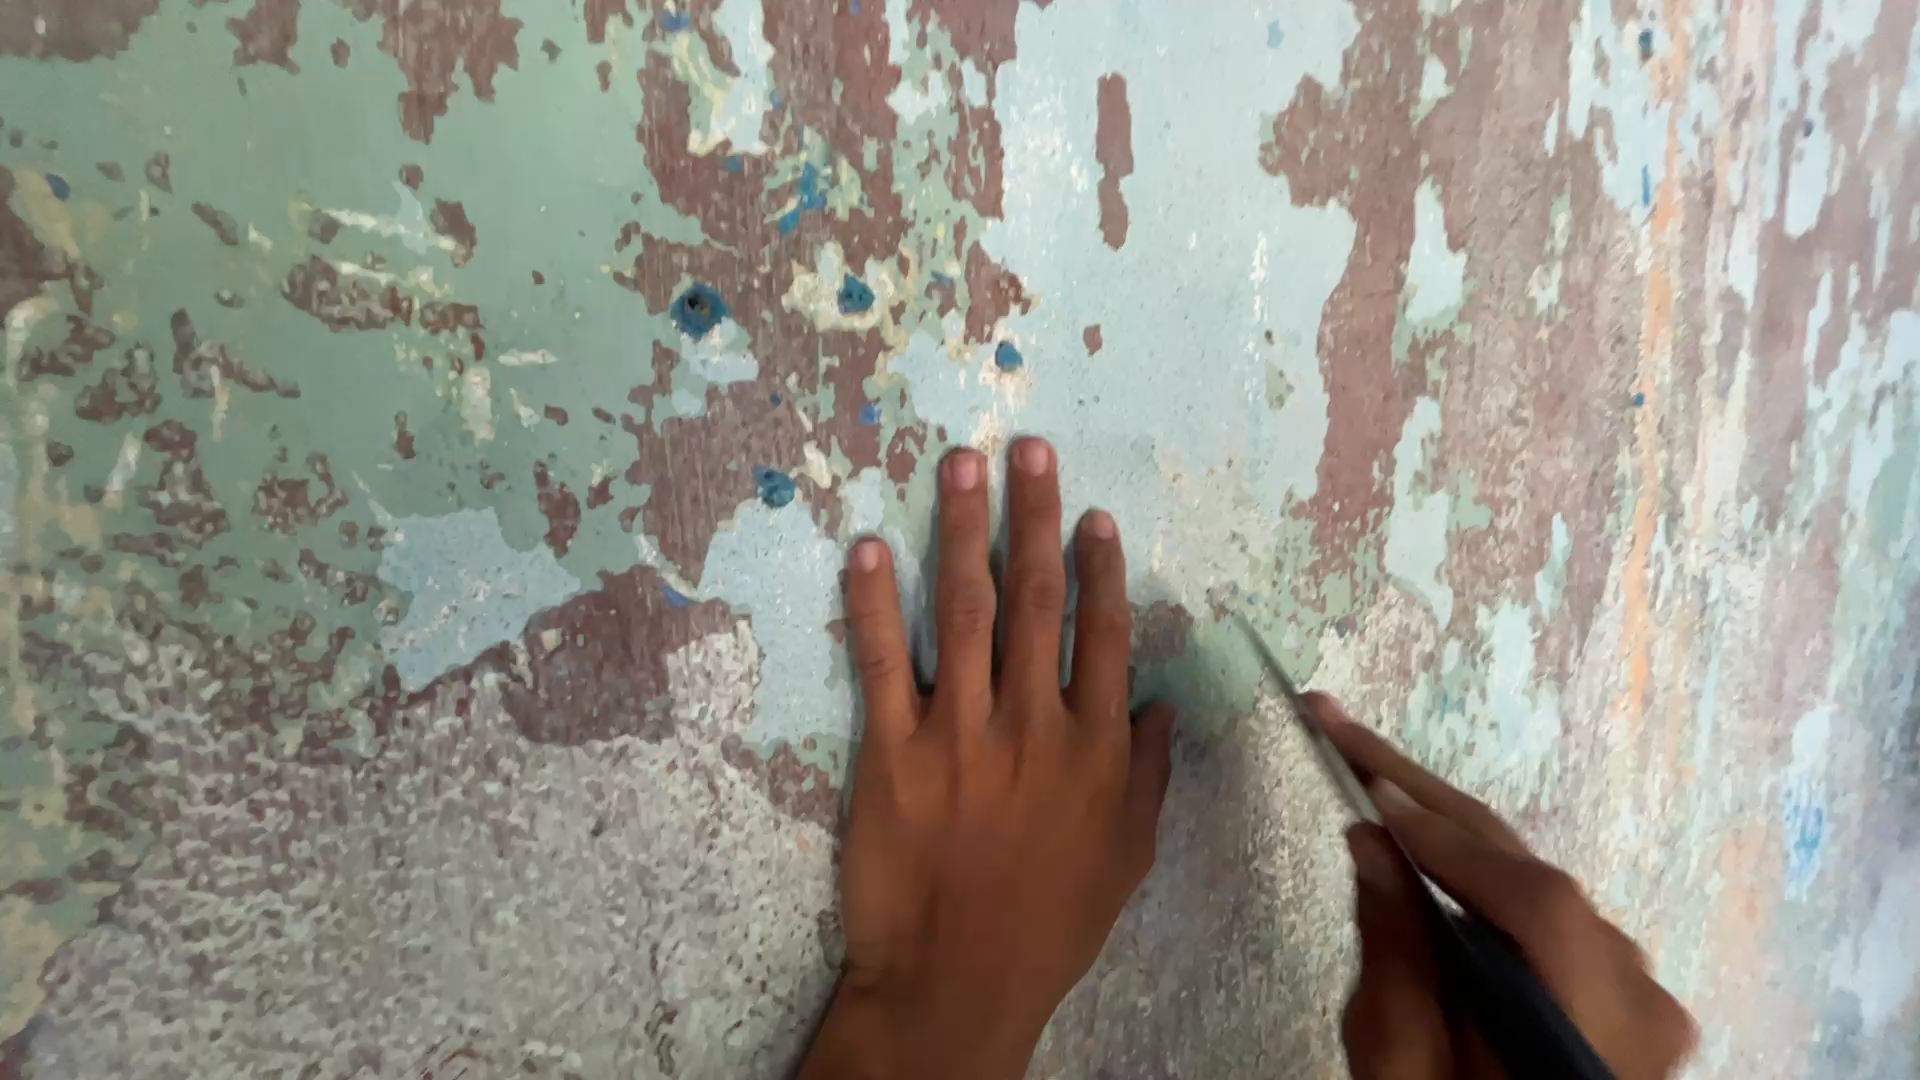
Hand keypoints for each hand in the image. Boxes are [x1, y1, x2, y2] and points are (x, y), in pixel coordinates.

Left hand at [796, 439, 1174, 1079]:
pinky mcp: (891, 753)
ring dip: (964, 531)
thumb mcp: (1126, 857)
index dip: (1100, 568)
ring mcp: (956, 733)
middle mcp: (1029, 724)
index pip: (1101, 634)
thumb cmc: (1049, 921)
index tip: (1093, 515)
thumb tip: (1159, 703)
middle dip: (1034, 517)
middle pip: (1037, 599)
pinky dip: (874, 604)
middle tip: (1028, 451)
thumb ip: (1147, 775)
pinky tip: (868, 549)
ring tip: (961, 467)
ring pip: (965, 612)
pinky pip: (882, 665)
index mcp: (1090, 748)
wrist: (957, 983)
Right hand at [1309, 693, 1695, 1079]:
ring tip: (1362, 767)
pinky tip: (1411, 833)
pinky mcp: (1608, 973)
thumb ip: (1393, 953)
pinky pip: (1524, 892)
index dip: (1445, 838)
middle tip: (1336, 722)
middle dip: (1417, 787)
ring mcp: (1630, 980)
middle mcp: (1633, 990)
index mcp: (1589, 1029)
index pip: (1533, 902)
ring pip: (1517, 868)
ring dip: (1434, 814)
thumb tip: (1369, 838)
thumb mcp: (1399, 1061)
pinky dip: (1461, 853)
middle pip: (1519, 861)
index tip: (1367, 791)